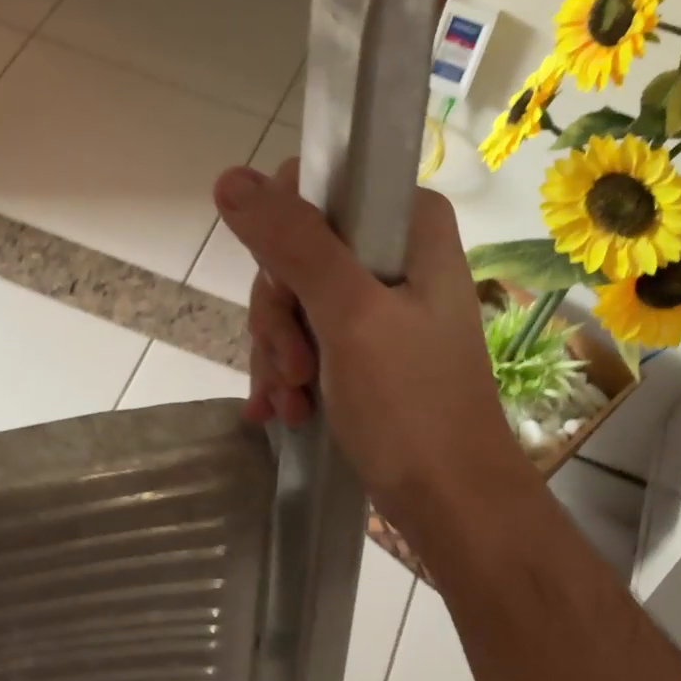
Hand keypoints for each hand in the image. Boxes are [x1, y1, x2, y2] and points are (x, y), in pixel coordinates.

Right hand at [215, 160, 535, 546]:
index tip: (288, 292)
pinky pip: (300, 339)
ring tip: (293, 402)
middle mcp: (392, 254)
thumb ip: (294, 244)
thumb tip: (230, 179)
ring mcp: (375, 303)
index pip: (317, 189)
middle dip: (280, 316)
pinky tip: (284, 410)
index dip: (285, 237)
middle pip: (294, 251)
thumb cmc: (411, 405)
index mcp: (407, 226)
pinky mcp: (360, 346)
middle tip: (296, 366)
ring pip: (289, 301)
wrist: (450, 501)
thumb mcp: (348, 317)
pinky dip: (286, 373)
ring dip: (279, 354)